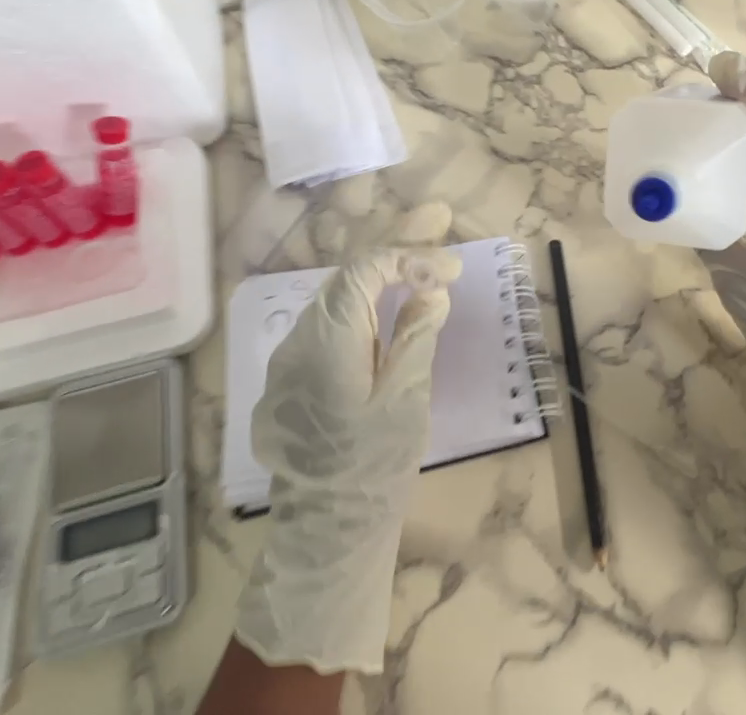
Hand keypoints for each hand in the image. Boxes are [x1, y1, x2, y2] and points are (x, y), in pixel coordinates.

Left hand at [233, 246, 464, 674]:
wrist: (327, 527)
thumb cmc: (373, 465)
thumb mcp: (406, 398)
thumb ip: (417, 335)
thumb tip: (430, 290)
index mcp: (328, 338)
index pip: (367, 268)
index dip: (411, 256)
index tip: (453, 268)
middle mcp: (301, 336)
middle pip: (349, 273)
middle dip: (395, 243)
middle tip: (439, 218)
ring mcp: (292, 356)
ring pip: (339, 296)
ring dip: (382, 272)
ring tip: (424, 257)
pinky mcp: (295, 375)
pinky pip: (332, 322)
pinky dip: (366, 304)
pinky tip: (392, 303)